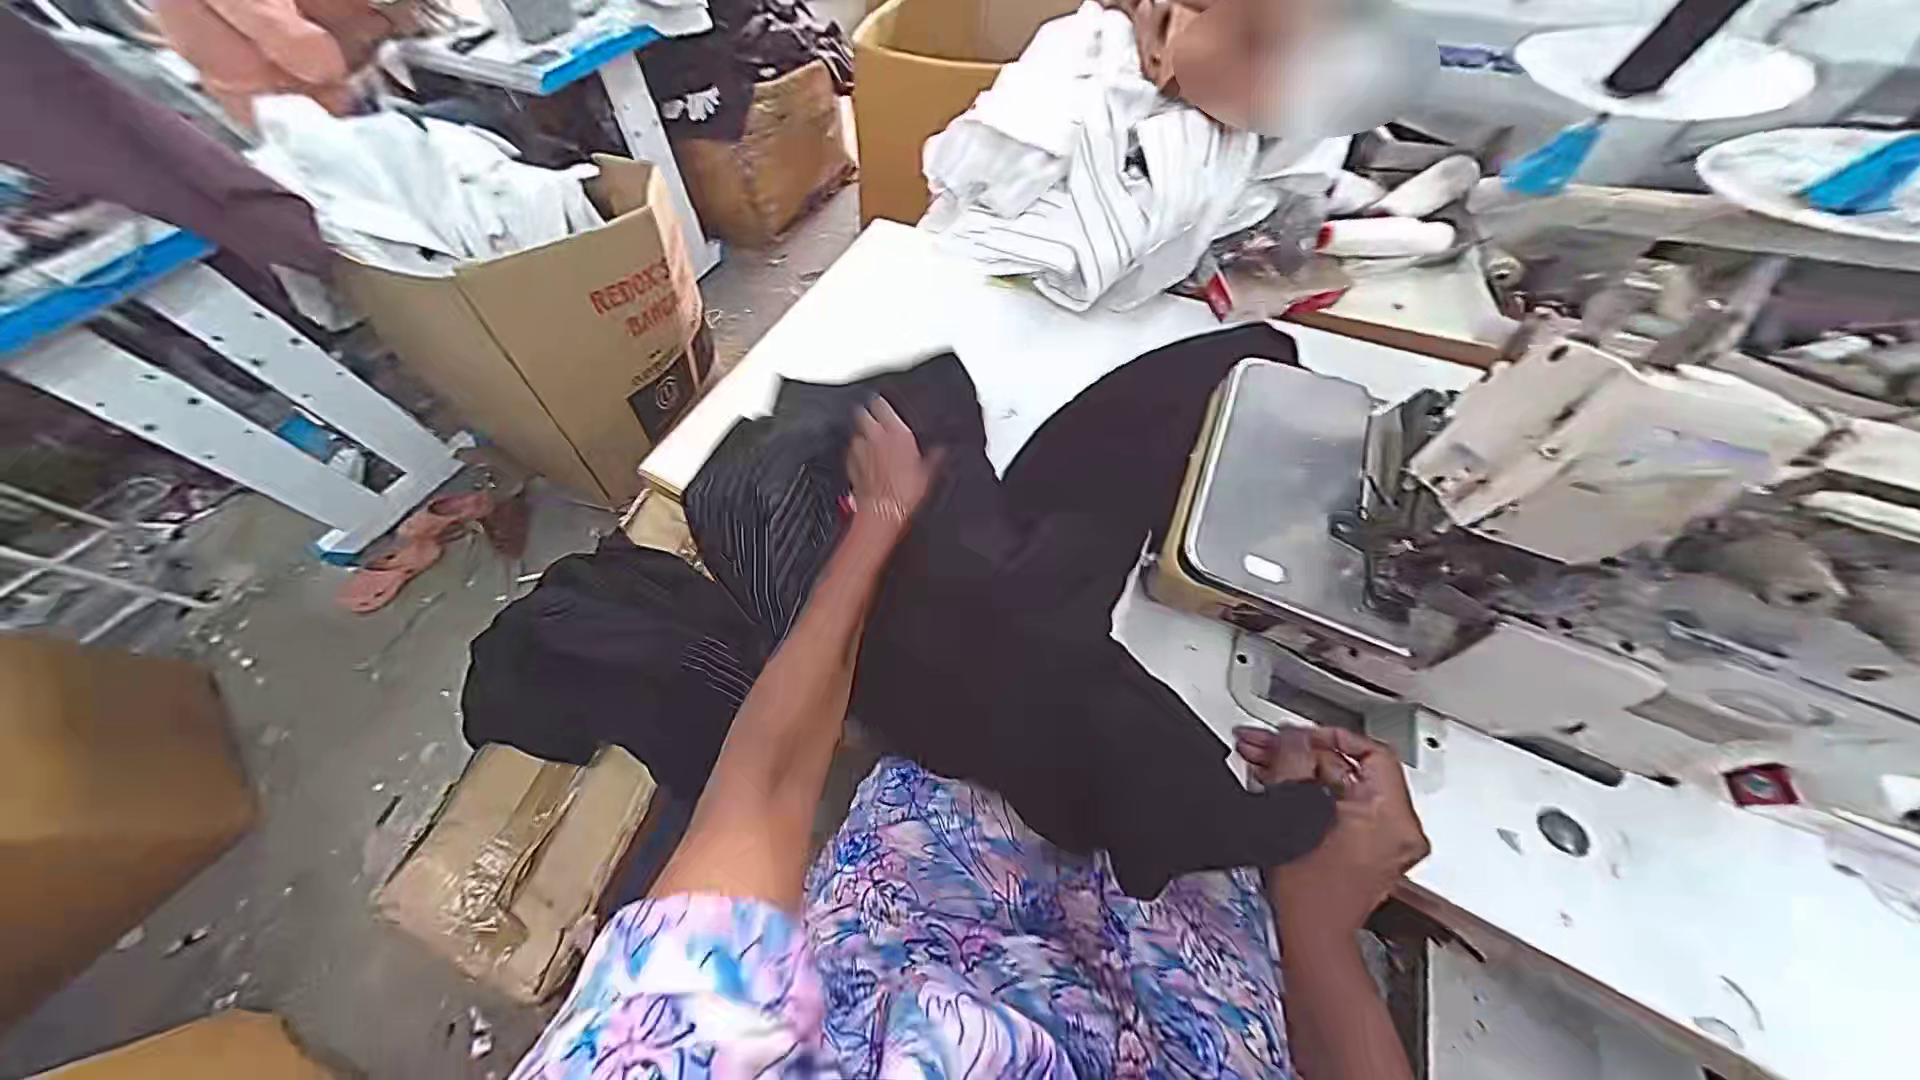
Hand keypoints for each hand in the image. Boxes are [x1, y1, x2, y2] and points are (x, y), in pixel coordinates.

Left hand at [846, 397, 936, 538]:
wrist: (883, 511)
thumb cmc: (905, 493)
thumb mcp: (927, 474)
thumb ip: (933, 457)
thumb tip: (941, 451)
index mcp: (897, 433)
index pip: (881, 405)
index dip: (880, 402)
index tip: (881, 403)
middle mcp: (876, 436)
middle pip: (862, 413)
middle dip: (866, 414)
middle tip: (872, 418)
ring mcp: (860, 448)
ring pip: (857, 432)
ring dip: (862, 435)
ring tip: (870, 444)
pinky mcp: (850, 462)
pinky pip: (852, 450)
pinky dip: (856, 452)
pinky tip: (864, 461)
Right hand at [1235, 725, 1430, 935]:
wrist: (1309, 931)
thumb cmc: (1308, 887)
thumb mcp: (1293, 805)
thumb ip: (1295, 759)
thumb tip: (1294, 736)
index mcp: (1392, 816)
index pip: (1372, 752)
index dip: (1330, 735)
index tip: (1301, 734)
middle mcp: (1398, 829)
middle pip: (1348, 768)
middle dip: (1300, 753)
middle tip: (1267, 745)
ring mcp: (1383, 841)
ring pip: (1338, 786)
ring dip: (1299, 771)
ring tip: (1261, 761)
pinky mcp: (1366, 849)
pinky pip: (1339, 805)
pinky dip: (1308, 792)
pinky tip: (1273, 782)